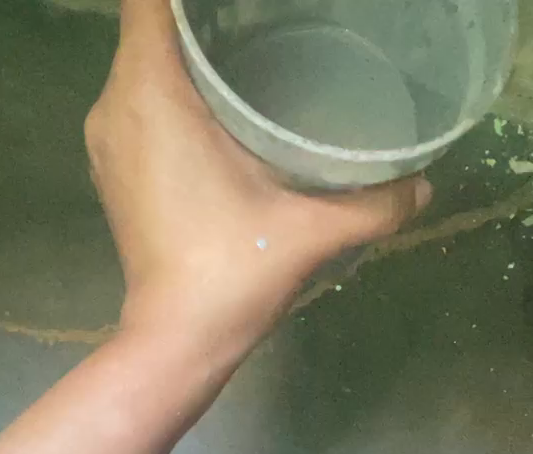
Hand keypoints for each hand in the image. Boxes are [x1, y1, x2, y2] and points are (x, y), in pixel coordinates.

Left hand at [85, 0, 431, 356]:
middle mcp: (116, 104)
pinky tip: (222, 117)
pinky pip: (140, 106)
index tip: (249, 4)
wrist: (178, 341)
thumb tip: (424, 186)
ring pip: (144, 67)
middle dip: (206, 21)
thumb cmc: (234, 275)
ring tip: (249, 61)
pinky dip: (175, 97)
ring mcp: (108, 141)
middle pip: (152, 26)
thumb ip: (374, 205)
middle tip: (265, 26)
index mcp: (151, 92)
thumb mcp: (311, 233)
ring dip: (189, 59)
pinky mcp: (115, 172)